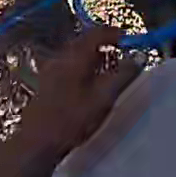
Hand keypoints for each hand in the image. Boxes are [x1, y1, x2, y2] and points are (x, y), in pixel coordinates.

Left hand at [0, 25, 141, 176]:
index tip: (126, 37)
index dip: (112, 33)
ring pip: (74, 55)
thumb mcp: (104, 97)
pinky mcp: (45, 85)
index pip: (96, 33)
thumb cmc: (73, 118)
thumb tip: (139, 56)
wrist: (36, 143)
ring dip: (90, 56)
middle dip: (101, 44)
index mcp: (76, 56)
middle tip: (117, 51)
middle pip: (83, 42)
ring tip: (105, 68)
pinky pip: (66, 66)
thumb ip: (123, 75)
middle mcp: (61, 57)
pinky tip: (86, 84)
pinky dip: (80, 67)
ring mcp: (50, 71)